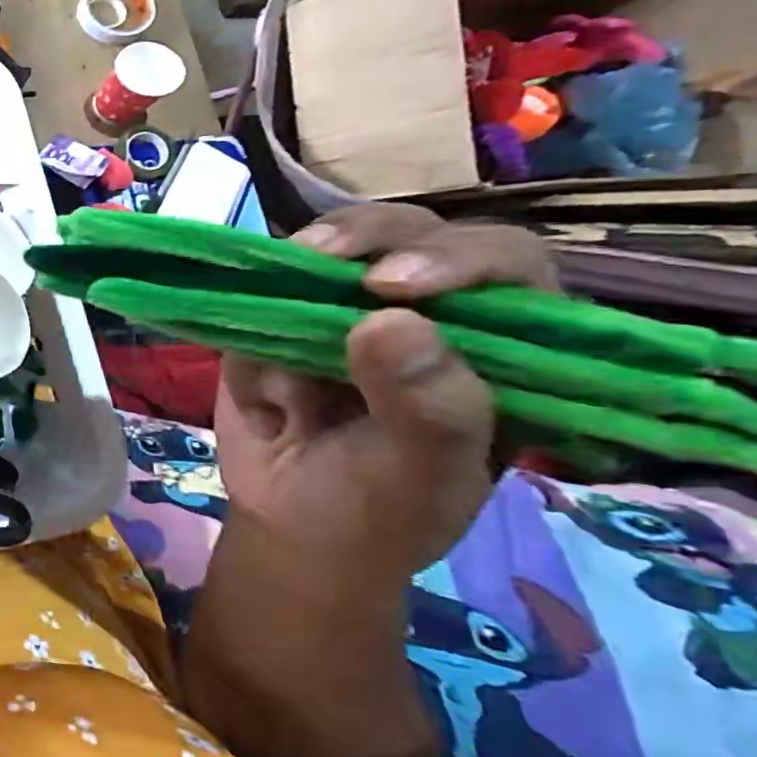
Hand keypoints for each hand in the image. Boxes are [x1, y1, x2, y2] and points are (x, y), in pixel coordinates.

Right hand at [213, 204, 557, 583]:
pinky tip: (257, 366)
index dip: (460, 259)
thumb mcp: (422, 477)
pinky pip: (266, 284)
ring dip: (299, 264)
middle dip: (366, 237)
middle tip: (319, 258)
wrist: (287, 523)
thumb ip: (428, 406)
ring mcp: (350, 307)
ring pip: (334, 243)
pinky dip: (252, 306)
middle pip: (413, 233)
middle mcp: (430, 312)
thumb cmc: (377, 512)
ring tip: (273, 303)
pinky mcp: (287, 313)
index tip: (393, 284)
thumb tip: (387, 318)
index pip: (505, 270)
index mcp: (499, 348)